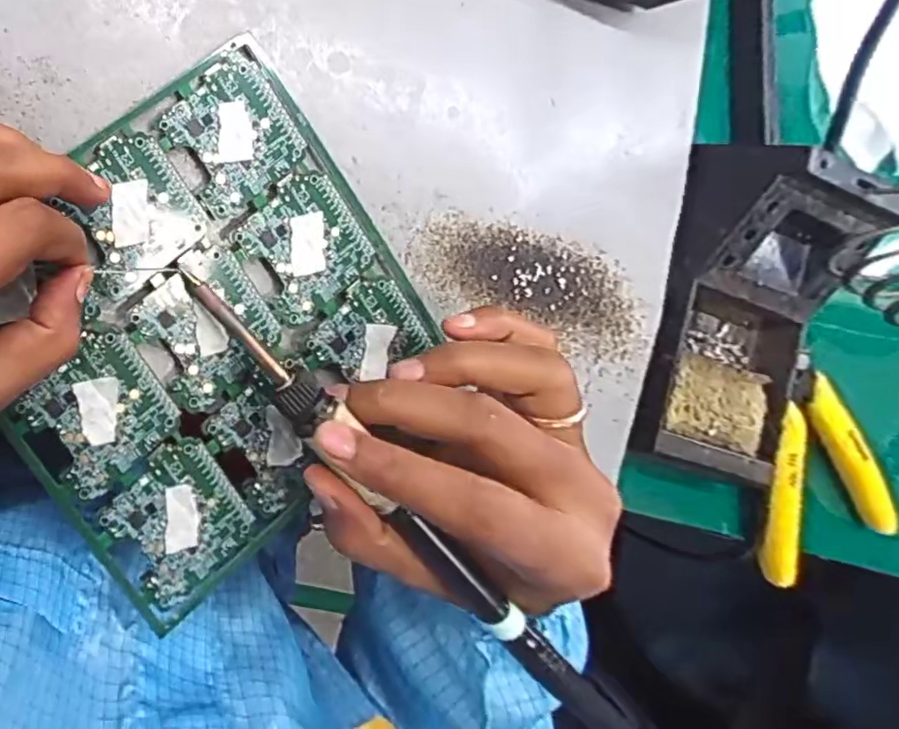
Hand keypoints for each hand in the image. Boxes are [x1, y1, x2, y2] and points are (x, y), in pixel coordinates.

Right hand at [305, 307, 620, 614]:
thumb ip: (367, 534)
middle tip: (345, 402)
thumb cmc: (479, 562)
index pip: (478, 504)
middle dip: (402, 407)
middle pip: (489, 426)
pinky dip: (499, 327)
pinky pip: (543, 348)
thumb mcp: (425, 572)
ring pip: (531, 376)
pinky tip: (451, 326)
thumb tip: (322, 475)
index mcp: (554, 551)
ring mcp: (576, 439)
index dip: (396, 468)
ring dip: (450, 365)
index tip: (331, 439)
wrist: (534, 547)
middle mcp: (576, 490)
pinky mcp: (562, 401)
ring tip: (395, 373)